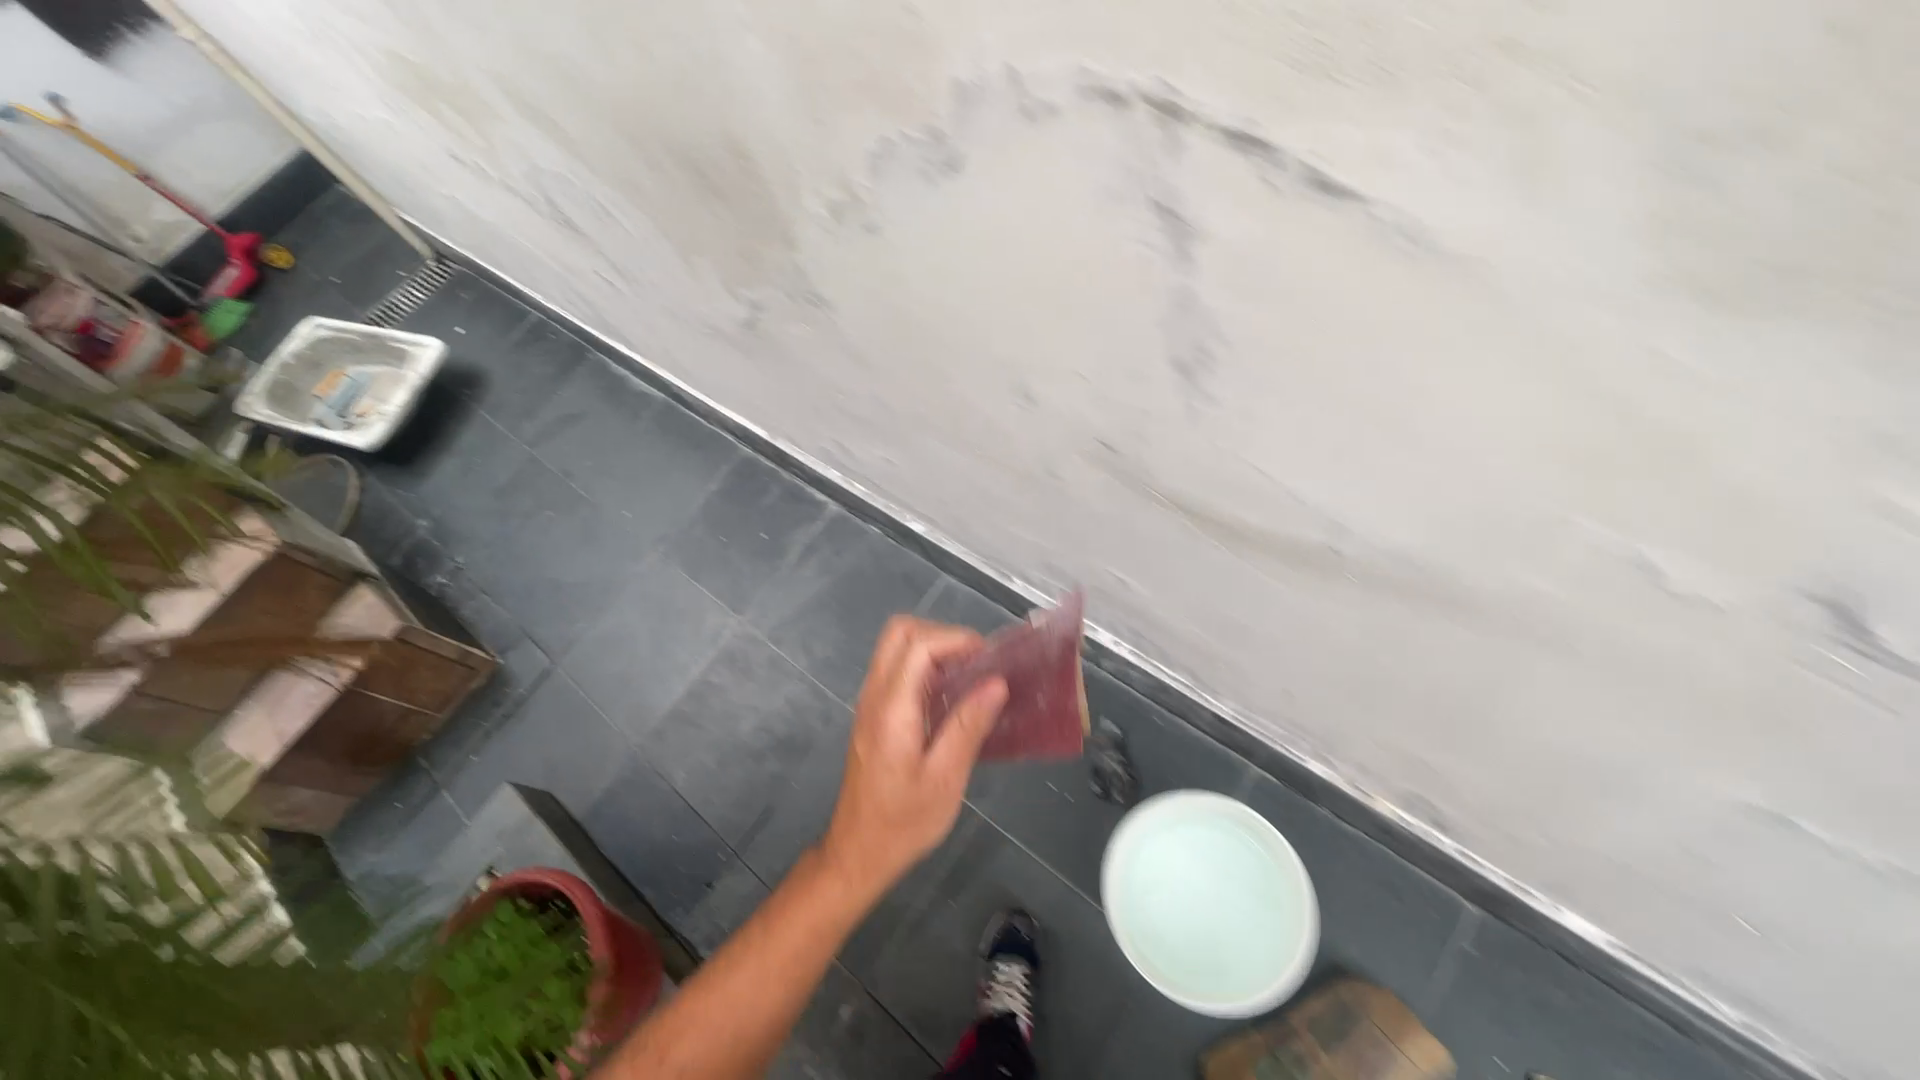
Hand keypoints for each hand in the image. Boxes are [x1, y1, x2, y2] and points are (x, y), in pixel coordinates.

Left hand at [818, 615, 1007, 895]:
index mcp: (892, 708)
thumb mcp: (945, 778)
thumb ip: (968, 725)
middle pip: (900, 633)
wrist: (859, 852)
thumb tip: (996, 683)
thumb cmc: (904, 822)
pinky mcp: (874, 716)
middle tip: (977, 663)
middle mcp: (874, 696)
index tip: (989, 659)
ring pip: (896, 649)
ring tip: (971, 679)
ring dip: (934, 651)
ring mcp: (870, 704)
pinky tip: (952, 699)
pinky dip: (925, 669)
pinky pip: (897, 672)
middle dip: (943, 636)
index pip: (919, 645)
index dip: (957, 639)